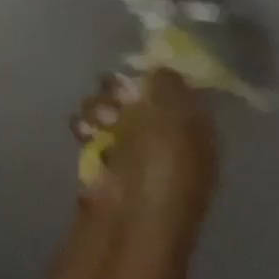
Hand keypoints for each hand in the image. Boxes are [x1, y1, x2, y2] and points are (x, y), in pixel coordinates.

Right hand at [72, 69, 217, 223]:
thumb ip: (169, 88)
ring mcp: (133, 147)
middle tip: (114, 97)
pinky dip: (84, 126)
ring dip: (98, 108)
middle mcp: (167, 136)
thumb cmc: (162, 169)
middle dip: (119, 91)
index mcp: (195, 130)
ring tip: (96, 122)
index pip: (177, 92)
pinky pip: (90, 128)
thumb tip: (164, 62)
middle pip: (137, 97)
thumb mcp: (173, 122)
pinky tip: (82, 133)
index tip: (135, 66)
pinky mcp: (103, 156)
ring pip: (109, 109)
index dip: (155, 76)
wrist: (130, 216)